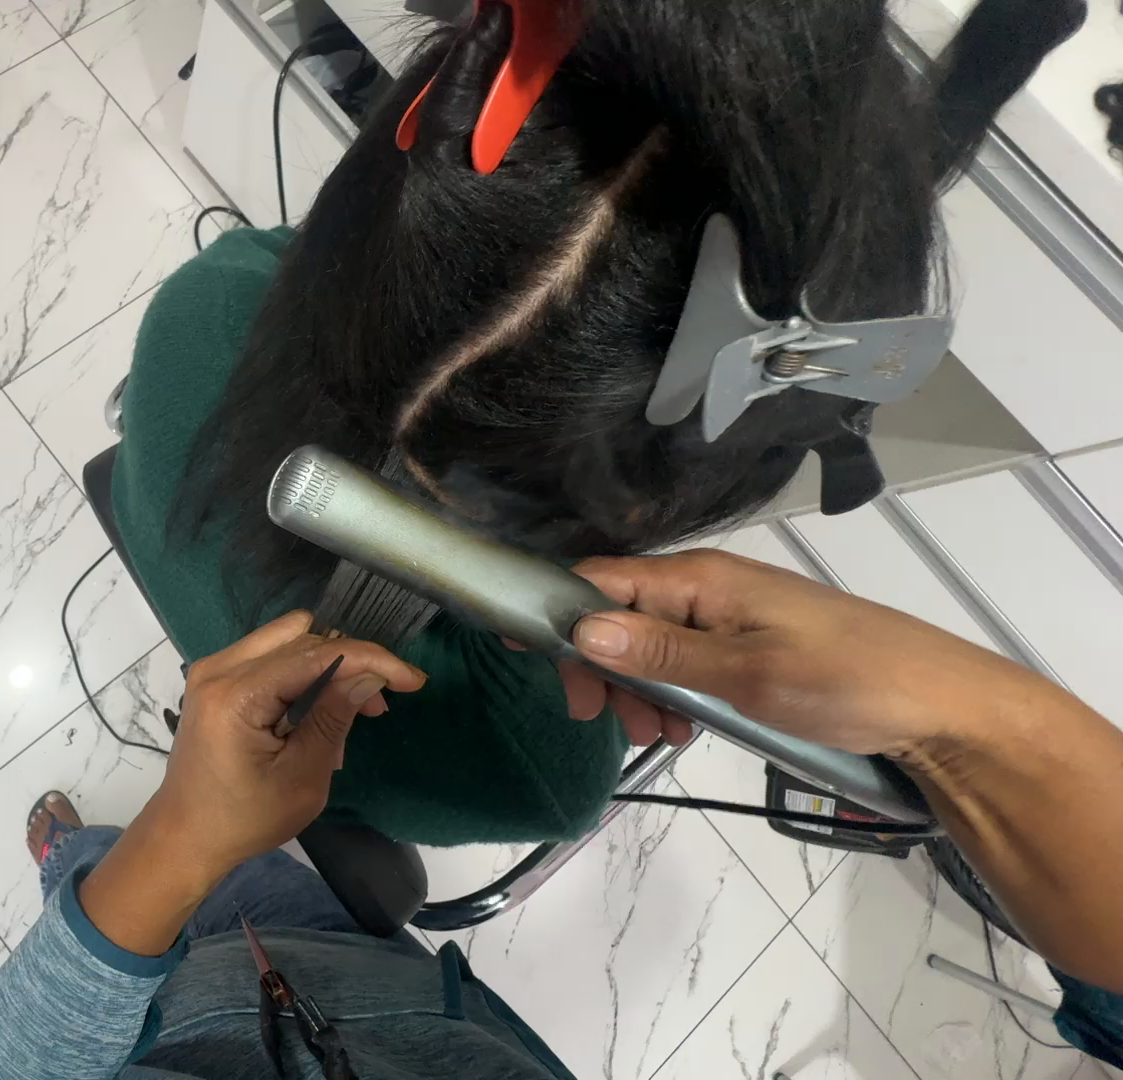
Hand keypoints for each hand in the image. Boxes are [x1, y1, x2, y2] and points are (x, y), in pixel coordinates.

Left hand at [141, 611, 426, 885]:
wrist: (186, 834)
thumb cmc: (245, 818)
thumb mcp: (302, 777)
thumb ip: (334, 718)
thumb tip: (371, 675)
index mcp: (236, 695)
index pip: (314, 654)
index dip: (369, 659)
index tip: (412, 679)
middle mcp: (219, 668)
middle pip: (300, 635)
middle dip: (348, 660)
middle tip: (376, 702)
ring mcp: (213, 668)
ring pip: (286, 638)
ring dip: (326, 664)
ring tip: (347, 713)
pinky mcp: (215, 677)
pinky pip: (269, 655)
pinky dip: (301, 673)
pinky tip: (316, 711)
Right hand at [554, 549, 1043, 758]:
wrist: (954, 713)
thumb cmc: (849, 683)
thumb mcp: (747, 673)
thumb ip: (660, 651)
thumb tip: (580, 629)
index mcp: (697, 579)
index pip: (598, 578)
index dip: (554, 610)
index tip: (527, 655)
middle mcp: (701, 587)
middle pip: (613, 615)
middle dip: (596, 665)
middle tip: (595, 716)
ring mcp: (720, 614)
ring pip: (642, 643)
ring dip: (632, 687)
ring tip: (650, 733)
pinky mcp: (738, 641)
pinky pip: (676, 659)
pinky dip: (665, 693)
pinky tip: (678, 726)